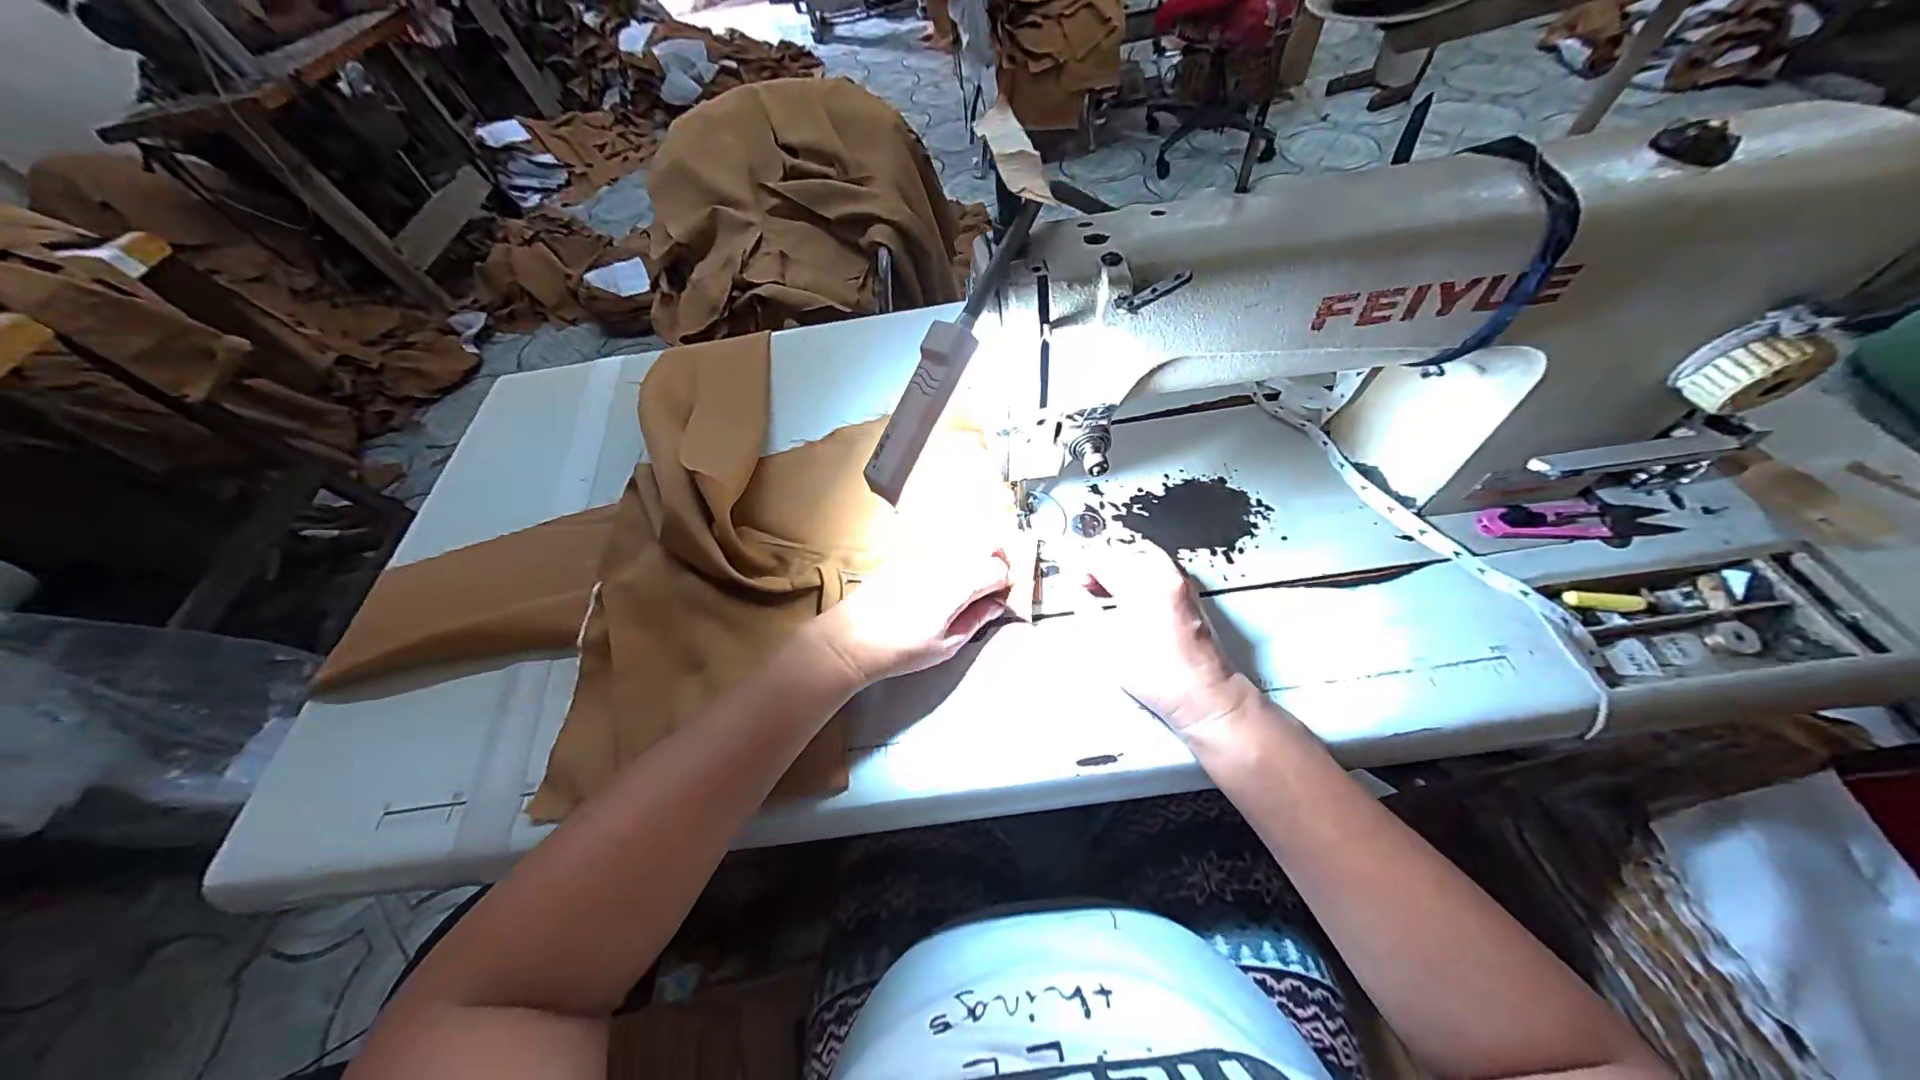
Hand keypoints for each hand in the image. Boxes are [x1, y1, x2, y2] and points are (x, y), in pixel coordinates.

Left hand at [810, 539, 1011, 685]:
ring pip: (964, 541)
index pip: (1000, 569)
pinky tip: (941, 579)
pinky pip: (940, 544)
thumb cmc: (901, 649)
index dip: (1006, 583)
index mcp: (959, 583)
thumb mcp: (947, 645)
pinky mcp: (906, 553)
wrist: (850, 638)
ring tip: (968, 583)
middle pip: (986, 544)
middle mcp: (945, 560)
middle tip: (991, 584)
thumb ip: (977, 619)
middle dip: (997, 561)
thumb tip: (997, 603)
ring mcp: (924, 552)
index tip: (1002, 597)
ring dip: (975, 555)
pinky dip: (951, 555)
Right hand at [1070, 540, 1256, 733]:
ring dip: (1119, 565)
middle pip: (1123, 552)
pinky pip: (1159, 566)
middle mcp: (1166, 576)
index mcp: (1145, 586)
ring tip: (1104, 586)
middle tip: (1083, 584)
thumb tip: (1075, 592)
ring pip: (1142, 555)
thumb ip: (1086, 611)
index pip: (1103, 560)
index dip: (1081, 567)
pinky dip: (1138, 569)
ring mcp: (1181, 581)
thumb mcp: (1108, 648)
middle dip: (1099, 564)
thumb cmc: (1158, 678)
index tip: (1070, 580)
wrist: (1206, 696)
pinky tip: (1128, 591)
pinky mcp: (1190, 591)